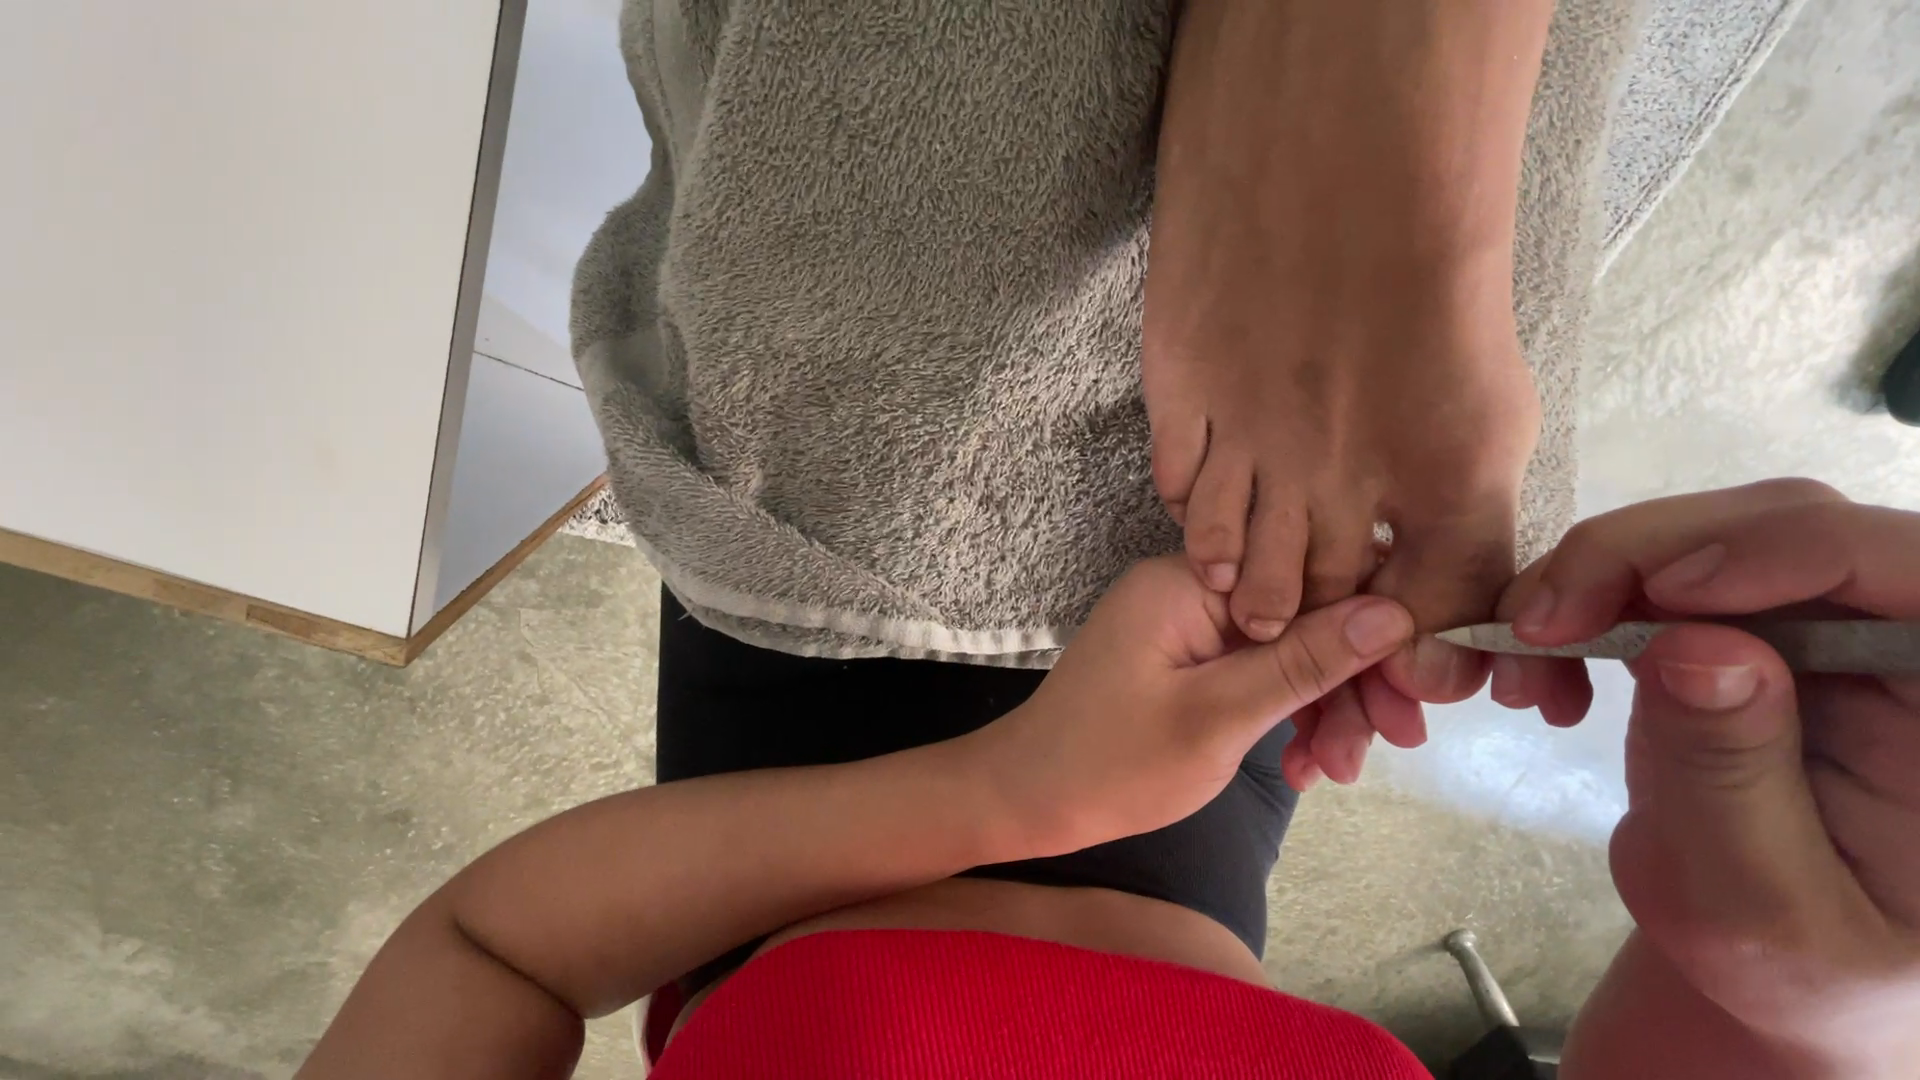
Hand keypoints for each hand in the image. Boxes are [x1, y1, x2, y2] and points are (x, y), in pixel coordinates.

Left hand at [970, 556, 1413, 858]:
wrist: (1032, 797)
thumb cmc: (1113, 762)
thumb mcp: (1218, 717)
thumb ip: (1303, 663)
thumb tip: (1394, 612)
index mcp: (1189, 580)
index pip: (1309, 577)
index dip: (1376, 630)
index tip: (1419, 692)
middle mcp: (1190, 587)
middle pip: (1303, 614)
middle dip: (1352, 679)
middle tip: (1397, 741)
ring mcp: (1187, 624)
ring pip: (1284, 649)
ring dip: (1324, 707)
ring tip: (1340, 772)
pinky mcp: (1187, 658)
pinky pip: (1254, 672)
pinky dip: (1285, 714)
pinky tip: (1308, 766)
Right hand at [1142, 0, 1550, 787]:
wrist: (1336, 129)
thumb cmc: (1428, 237)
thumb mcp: (1487, 375)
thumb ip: (1460, 485)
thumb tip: (1433, 562)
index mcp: (1446, 457)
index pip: (1424, 598)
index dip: (1406, 657)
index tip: (1387, 686)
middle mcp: (1342, 460)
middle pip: (1324, 593)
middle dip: (1320, 665)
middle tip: (1307, 710)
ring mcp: (1252, 426)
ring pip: (1243, 551)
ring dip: (1246, 596)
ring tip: (1239, 625)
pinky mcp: (1183, 387)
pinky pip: (1185, 480)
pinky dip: (1194, 515)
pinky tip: (1197, 531)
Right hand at [1494, 480, 1919, 1074]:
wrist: (1762, 961)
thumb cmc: (1793, 964)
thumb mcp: (1758, 898)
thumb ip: (1732, 774)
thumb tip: (1697, 646)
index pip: (1915, 572)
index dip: (1794, 551)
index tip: (1666, 595)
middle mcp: (1899, 644)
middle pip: (1782, 525)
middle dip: (1642, 556)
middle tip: (1536, 620)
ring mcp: (1811, 629)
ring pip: (1695, 536)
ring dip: (1588, 578)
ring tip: (1519, 649)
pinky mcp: (1729, 628)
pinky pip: (1641, 575)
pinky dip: (1571, 602)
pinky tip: (1539, 660)